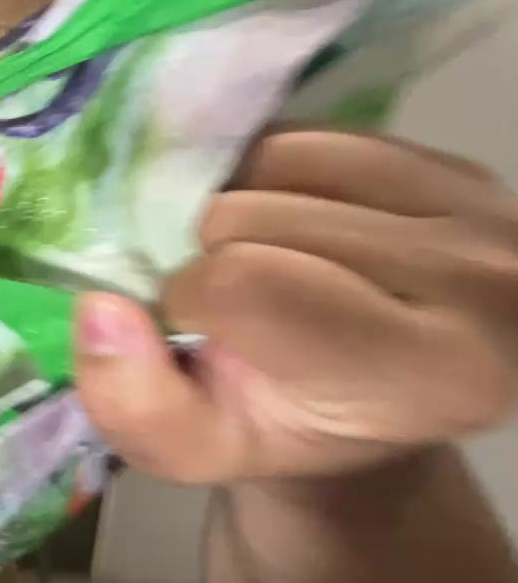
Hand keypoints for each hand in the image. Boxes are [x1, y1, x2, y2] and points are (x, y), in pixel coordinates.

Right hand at [74, 130, 517, 484]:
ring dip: (223, 201)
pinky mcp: (453, 167)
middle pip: (250, 214)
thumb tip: (102, 305)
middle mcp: (488, 281)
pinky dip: (255, 172)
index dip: (186, 298)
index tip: (194, 327)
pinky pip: (304, 135)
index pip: (247, 282)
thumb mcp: (178, 447)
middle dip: (200, 248)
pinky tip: (269, 218)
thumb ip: (130, 399)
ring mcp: (482, 211)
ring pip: (271, 160)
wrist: (356, 406)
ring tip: (242, 252)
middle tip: (214, 291)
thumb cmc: (264, 428)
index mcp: (425, 371)